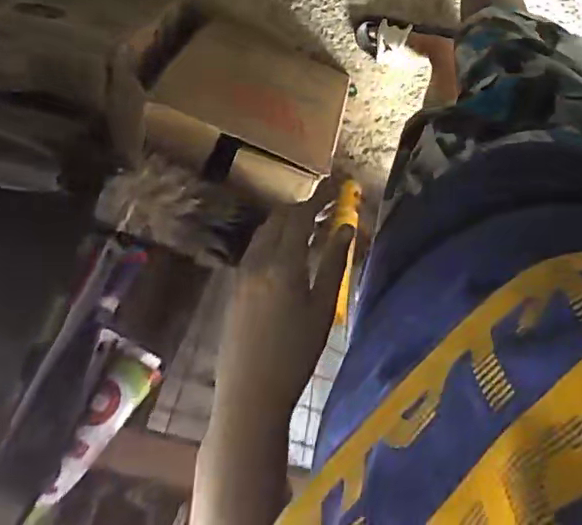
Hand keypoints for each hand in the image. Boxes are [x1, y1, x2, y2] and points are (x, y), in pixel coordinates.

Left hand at [214, 186, 354, 415]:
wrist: (249, 396)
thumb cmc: (295, 355)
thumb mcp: (323, 309)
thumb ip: (334, 263)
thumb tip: (347, 227)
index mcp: (283, 263)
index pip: (300, 216)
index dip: (319, 198)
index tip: (336, 186)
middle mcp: (258, 261)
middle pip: (279, 219)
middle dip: (303, 207)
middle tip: (327, 207)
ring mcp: (242, 274)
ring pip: (265, 232)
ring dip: (286, 222)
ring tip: (310, 227)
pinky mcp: (234, 289)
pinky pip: (256, 249)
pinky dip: (274, 238)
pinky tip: (287, 253)